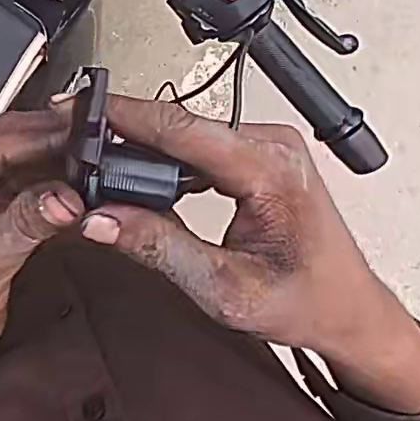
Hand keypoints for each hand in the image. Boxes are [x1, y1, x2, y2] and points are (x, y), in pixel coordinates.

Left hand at [0, 110, 80, 413]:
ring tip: (86, 157)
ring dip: (51, 158)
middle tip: (86, 138)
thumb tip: (63, 196)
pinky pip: (25, 186)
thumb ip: (23, 226)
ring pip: (17, 162)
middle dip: (45, 139)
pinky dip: (51, 182)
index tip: (72, 135)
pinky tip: (73, 182)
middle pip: (2, 145)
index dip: (33, 139)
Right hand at [76, 97, 419, 413]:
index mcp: (270, 169)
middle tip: (70, 134)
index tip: (77, 111)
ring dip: (136, 137)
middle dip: (119, 125)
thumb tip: (104, 219)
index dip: (120, 116)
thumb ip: (159, 248)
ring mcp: (263, 146)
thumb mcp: (225, 288)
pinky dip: (158, 151)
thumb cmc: (309, 302)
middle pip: (176, 121)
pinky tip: (131, 163)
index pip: (179, 127)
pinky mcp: (253, 156)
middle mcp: (270, 145)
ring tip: (91, 150)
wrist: (349, 309)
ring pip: (183, 129)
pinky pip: (195, 142)